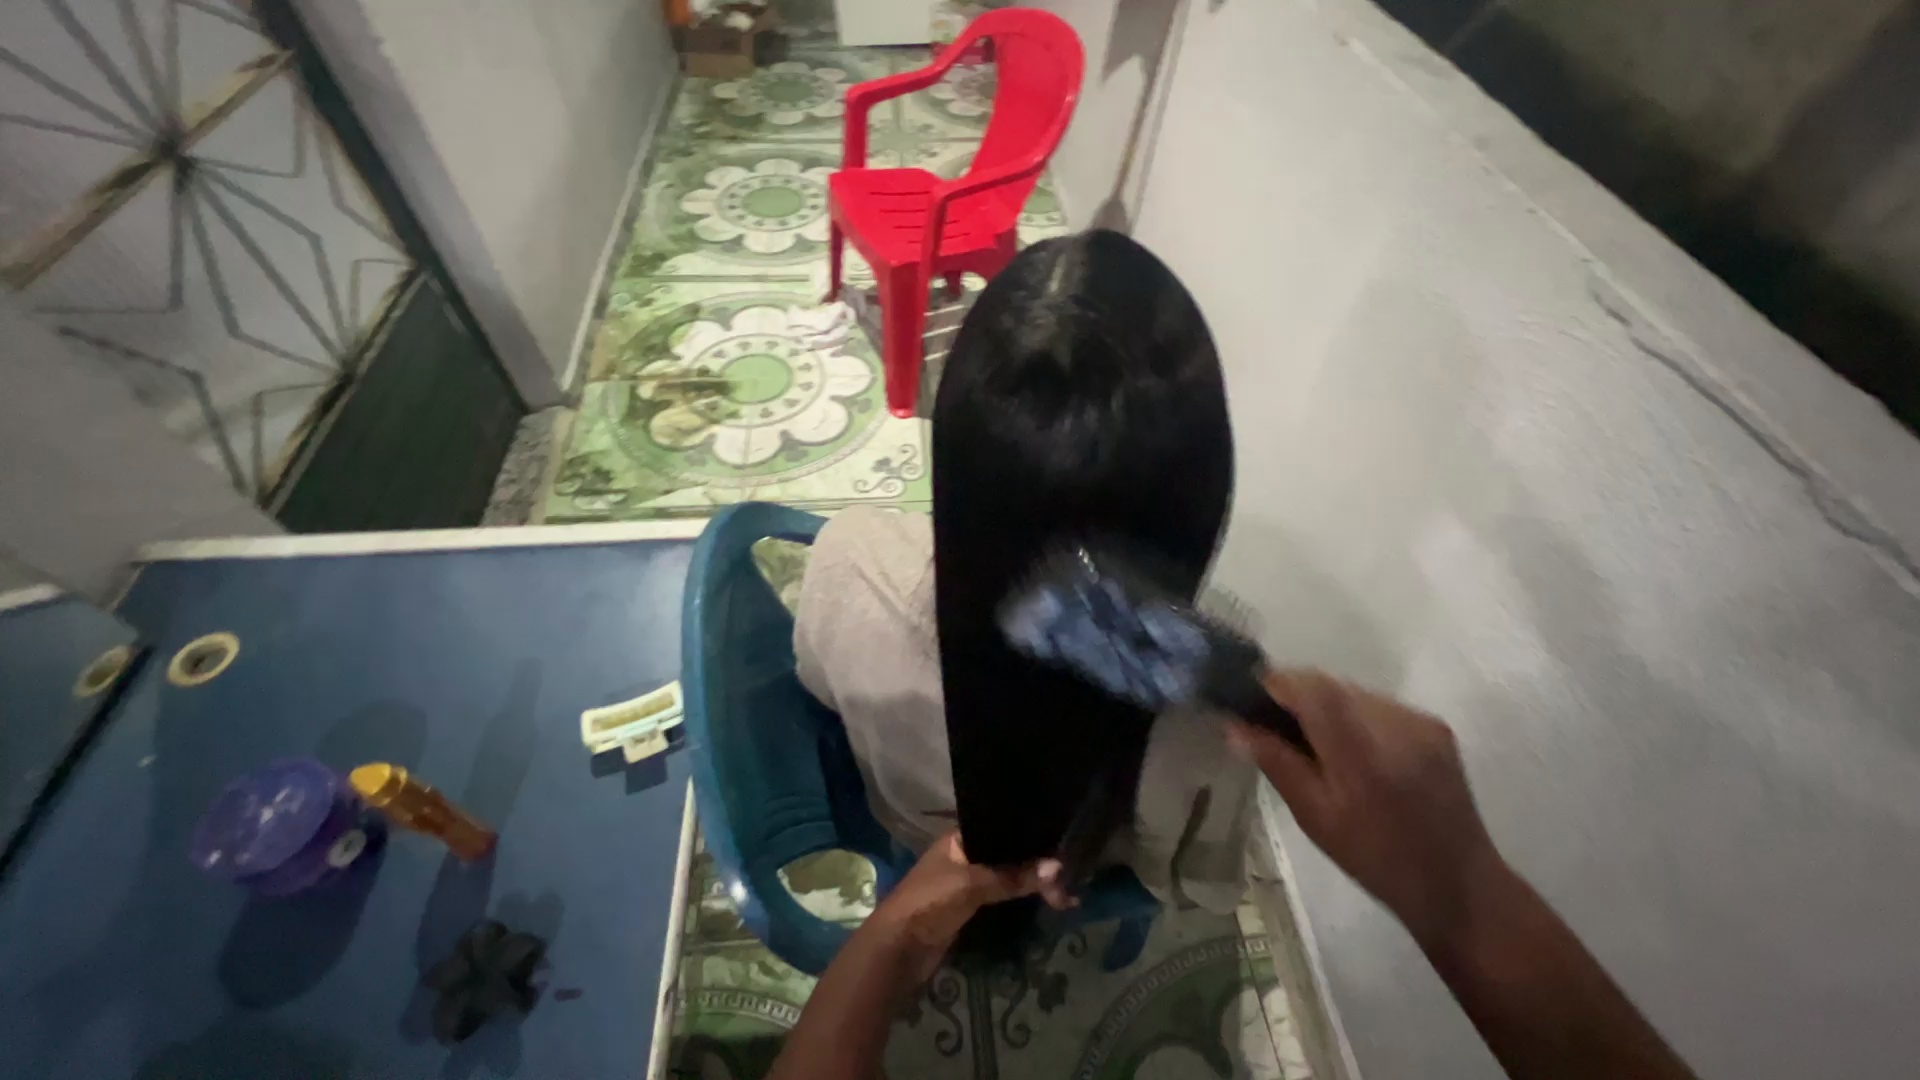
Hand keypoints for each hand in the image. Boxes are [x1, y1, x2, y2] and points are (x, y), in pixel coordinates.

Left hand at [869, 832, 1066, 982]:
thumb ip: (1013, 876)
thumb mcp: (973, 884)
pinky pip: (1001, 898)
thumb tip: (1059, 868)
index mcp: (958, 837)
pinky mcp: (968, 909)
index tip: (1061, 839)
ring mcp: (965, 883)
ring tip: (1066, 891)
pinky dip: (1020, 900)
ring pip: (1006, 878)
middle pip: (1006, 854)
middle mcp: (963, 855)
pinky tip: (1045, 902)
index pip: (1000, 826)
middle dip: (1035, 864)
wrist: (897, 950)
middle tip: (1071, 876)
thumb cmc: (929, 903)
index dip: (1028, 833)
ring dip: (1030, 884)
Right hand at [1229, 669, 1507, 942]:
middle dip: (1298, 695)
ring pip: (1353, 691)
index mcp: (1360, 752)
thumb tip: (1234, 725)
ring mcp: (1419, 722)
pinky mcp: (1434, 726)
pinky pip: (1378, 704)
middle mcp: (1394, 724)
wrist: (1457, 883)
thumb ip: (1276, 762)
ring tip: (1313, 739)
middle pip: (1330, 684)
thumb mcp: (1314, 816)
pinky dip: (1355, 715)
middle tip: (1274, 724)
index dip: (1275, 684)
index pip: (1311, 688)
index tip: (1249, 698)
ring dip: (1326, 704)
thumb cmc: (1375, 858)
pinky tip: (1351, 747)